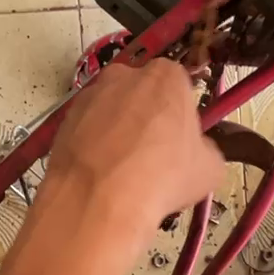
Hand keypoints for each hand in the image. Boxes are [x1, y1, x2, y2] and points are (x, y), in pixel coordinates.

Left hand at [40, 59, 224, 240]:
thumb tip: (198, 153)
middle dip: (145, 121)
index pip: (178, 88)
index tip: (178, 144)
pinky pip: (85, 131)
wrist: (98, 199)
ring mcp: (89, 95)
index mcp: (166, 76)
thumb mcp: (210, 168)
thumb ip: (206, 149)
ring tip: (121, 173)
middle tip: (150, 158)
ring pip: (110, 113)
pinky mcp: (63, 120)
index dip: (179, 118)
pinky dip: (91, 147)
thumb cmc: (163, 176)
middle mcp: (124, 75)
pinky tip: (98, 176)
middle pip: (141, 96)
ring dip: (116, 134)